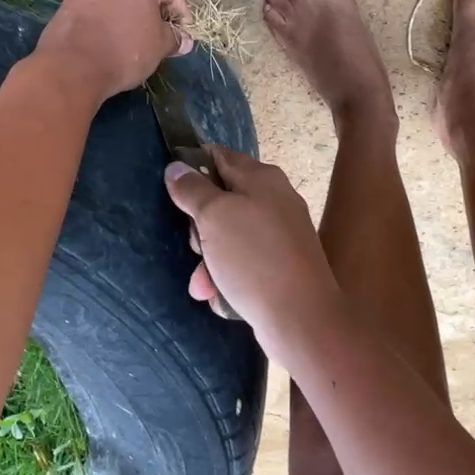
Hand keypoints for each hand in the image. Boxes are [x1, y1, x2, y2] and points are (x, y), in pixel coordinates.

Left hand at [34, 0, 192, 103]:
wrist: (72, 65)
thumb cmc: (125, 47)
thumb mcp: (160, 44)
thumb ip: (174, 37)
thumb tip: (184, 40)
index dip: (180, 14)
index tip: (183, 33)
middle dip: (154, 7)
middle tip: (162, 33)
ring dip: (131, 8)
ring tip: (138, 35)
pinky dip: (110, 12)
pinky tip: (115, 33)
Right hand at [164, 146, 340, 353]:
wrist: (301, 318)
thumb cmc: (253, 257)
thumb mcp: (214, 216)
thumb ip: (192, 189)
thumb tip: (176, 167)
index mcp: (262, 178)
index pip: (219, 156)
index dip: (192, 168)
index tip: (172, 190)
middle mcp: (274, 200)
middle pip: (221, 201)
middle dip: (200, 226)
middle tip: (196, 244)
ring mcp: (280, 235)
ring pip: (229, 238)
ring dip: (209, 261)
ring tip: (204, 285)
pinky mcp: (281, 267)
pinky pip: (244, 265)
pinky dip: (228, 279)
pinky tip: (221, 299)